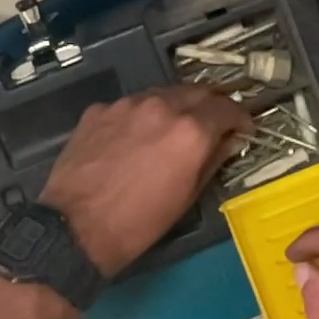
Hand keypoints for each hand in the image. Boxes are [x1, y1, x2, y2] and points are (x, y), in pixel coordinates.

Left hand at [40, 86, 250, 276]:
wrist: (75, 227)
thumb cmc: (139, 222)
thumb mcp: (187, 197)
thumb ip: (212, 161)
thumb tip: (228, 142)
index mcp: (190, 130)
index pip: (227, 108)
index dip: (240, 118)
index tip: (242, 129)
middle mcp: (162, 106)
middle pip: (197, 90)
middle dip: (211, 104)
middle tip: (214, 123)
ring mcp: (127, 104)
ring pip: (162, 94)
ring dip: (176, 106)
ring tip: (173, 129)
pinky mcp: (99, 110)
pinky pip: (130, 105)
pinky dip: (141, 116)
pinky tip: (134, 138)